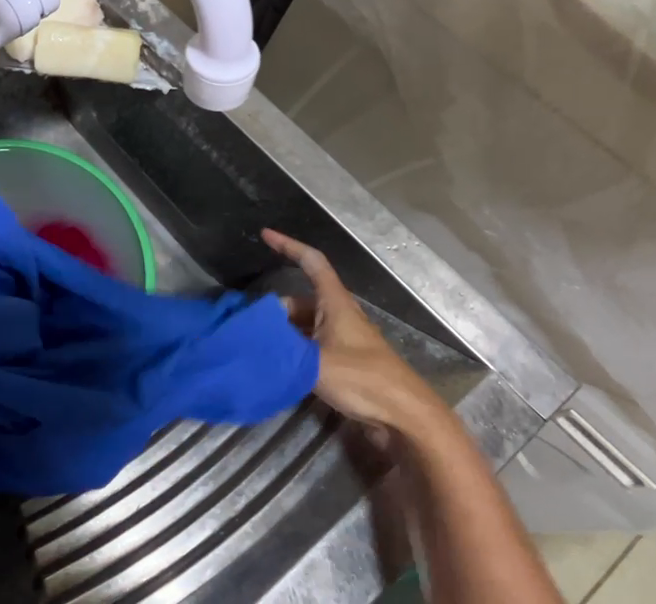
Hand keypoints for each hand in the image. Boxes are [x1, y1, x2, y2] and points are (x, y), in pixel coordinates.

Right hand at [262, 229, 438, 430]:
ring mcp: (343, 342)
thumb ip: (280, 345)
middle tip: (249, 327)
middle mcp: (339, 317)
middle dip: (274, 310)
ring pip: (304, 327)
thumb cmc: (364, 380)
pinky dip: (293, 352)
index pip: (312, 262)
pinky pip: (311, 348)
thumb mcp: (313, 361)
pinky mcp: (345, 365)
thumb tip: (250, 335)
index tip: (264, 236)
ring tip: (258, 349)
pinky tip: (278, 367)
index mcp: (336, 304)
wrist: (407, 420)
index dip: (288, 246)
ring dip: (283, 334)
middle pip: (300, 301)